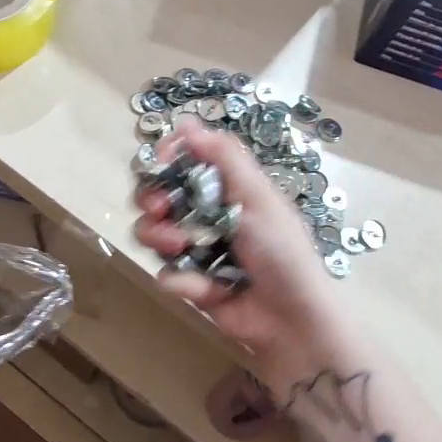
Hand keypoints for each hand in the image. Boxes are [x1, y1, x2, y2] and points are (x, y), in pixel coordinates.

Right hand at [133, 119, 342, 396]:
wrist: (290, 320)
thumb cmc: (282, 253)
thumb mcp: (259, 197)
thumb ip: (224, 158)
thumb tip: (187, 121)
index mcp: (228, 188)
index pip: (184, 160)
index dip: (166, 158)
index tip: (160, 162)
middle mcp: (207, 214)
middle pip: (158, 193)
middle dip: (153, 199)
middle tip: (161, 209)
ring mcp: (195, 248)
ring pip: (151, 231)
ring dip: (159, 235)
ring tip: (179, 245)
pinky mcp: (189, 283)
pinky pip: (165, 272)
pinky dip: (180, 278)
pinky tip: (203, 287)